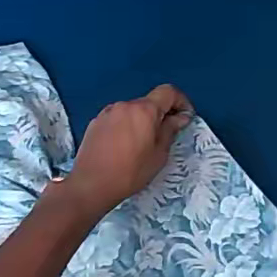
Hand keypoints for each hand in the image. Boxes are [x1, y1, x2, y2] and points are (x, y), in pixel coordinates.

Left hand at [58, 84, 191, 214]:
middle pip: (149, 102)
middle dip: (161, 114)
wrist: (91, 185)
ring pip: (132, 111)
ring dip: (142, 121)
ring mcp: (107, 112)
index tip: (185, 118)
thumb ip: (170, 130)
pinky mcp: (95, 122)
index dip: (181, 101)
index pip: (168, 92)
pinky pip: (118, 118)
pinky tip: (123, 147)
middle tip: (165, 136)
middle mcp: (125, 105)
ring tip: (141, 144)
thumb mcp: (159, 154)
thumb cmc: (131, 172)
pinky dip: (126, 126)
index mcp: (144, 110)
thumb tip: (181, 117)